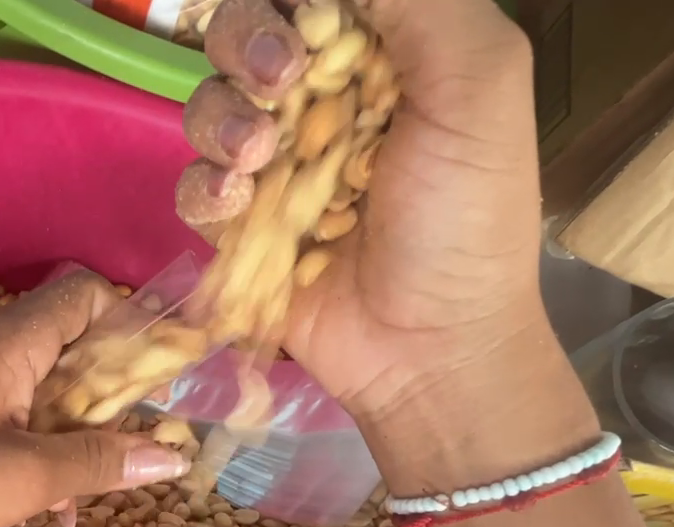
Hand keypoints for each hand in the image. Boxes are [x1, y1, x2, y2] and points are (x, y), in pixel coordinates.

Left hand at [0, 272, 192, 526]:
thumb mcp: (20, 480)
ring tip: (92, 496)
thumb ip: (97, 463)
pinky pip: (5, 423)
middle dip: (113, 399)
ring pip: (40, 396)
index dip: (137, 323)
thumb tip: (171, 456)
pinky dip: (34, 456)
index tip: (169, 376)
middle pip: (71, 349)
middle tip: (143, 449)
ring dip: (74, 439)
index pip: (87, 297)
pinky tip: (47, 510)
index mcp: (9, 344)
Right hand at [176, 0, 551, 424]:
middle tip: (278, 82)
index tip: (303, 28)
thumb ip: (421, 3)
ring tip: (258, 158)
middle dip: (245, 41)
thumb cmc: (466, 219)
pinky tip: (234, 203)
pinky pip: (195, 190)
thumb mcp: (478, 84)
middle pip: (246, 35)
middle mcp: (320, 102)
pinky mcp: (241, 230)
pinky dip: (203, 189)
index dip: (289, 0)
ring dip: (220, 119)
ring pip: (209, 106)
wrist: (425, 345)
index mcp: (383, 55)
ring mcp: (274, 169)